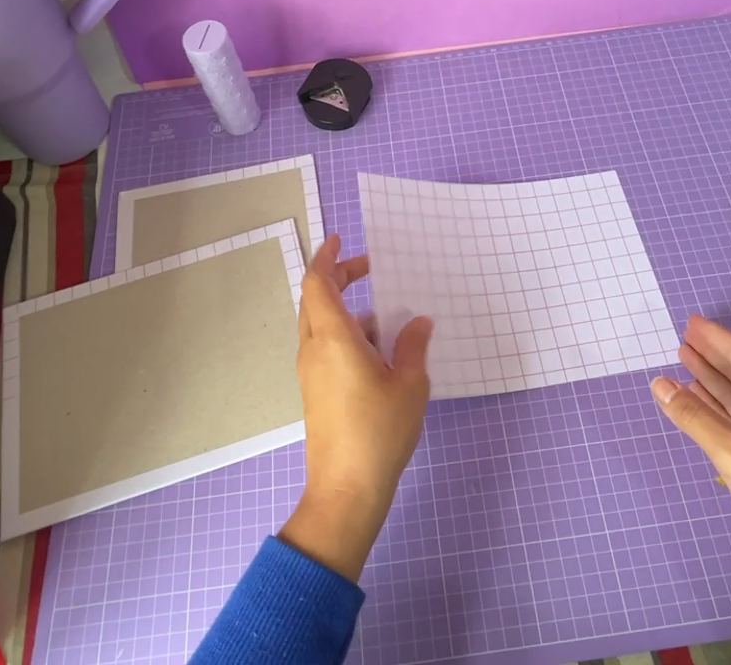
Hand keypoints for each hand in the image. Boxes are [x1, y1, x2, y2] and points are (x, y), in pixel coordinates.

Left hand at [279, 234, 433, 580]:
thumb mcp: (409, 385)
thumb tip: (419, 322)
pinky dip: (348, 335)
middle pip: (315, 299)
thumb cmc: (378, 432)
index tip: (342, 240)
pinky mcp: (317, 391)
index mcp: (333, 339)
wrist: (346, 490)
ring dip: (348, 309)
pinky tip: (382, 351)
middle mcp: (314, 349)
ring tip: (389, 315)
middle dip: (339, 277)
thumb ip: (413, 346)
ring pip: (321, 324)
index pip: (317, 283)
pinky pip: (327, 347)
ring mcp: (312, 372)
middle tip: (370, 268)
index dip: (327, 257)